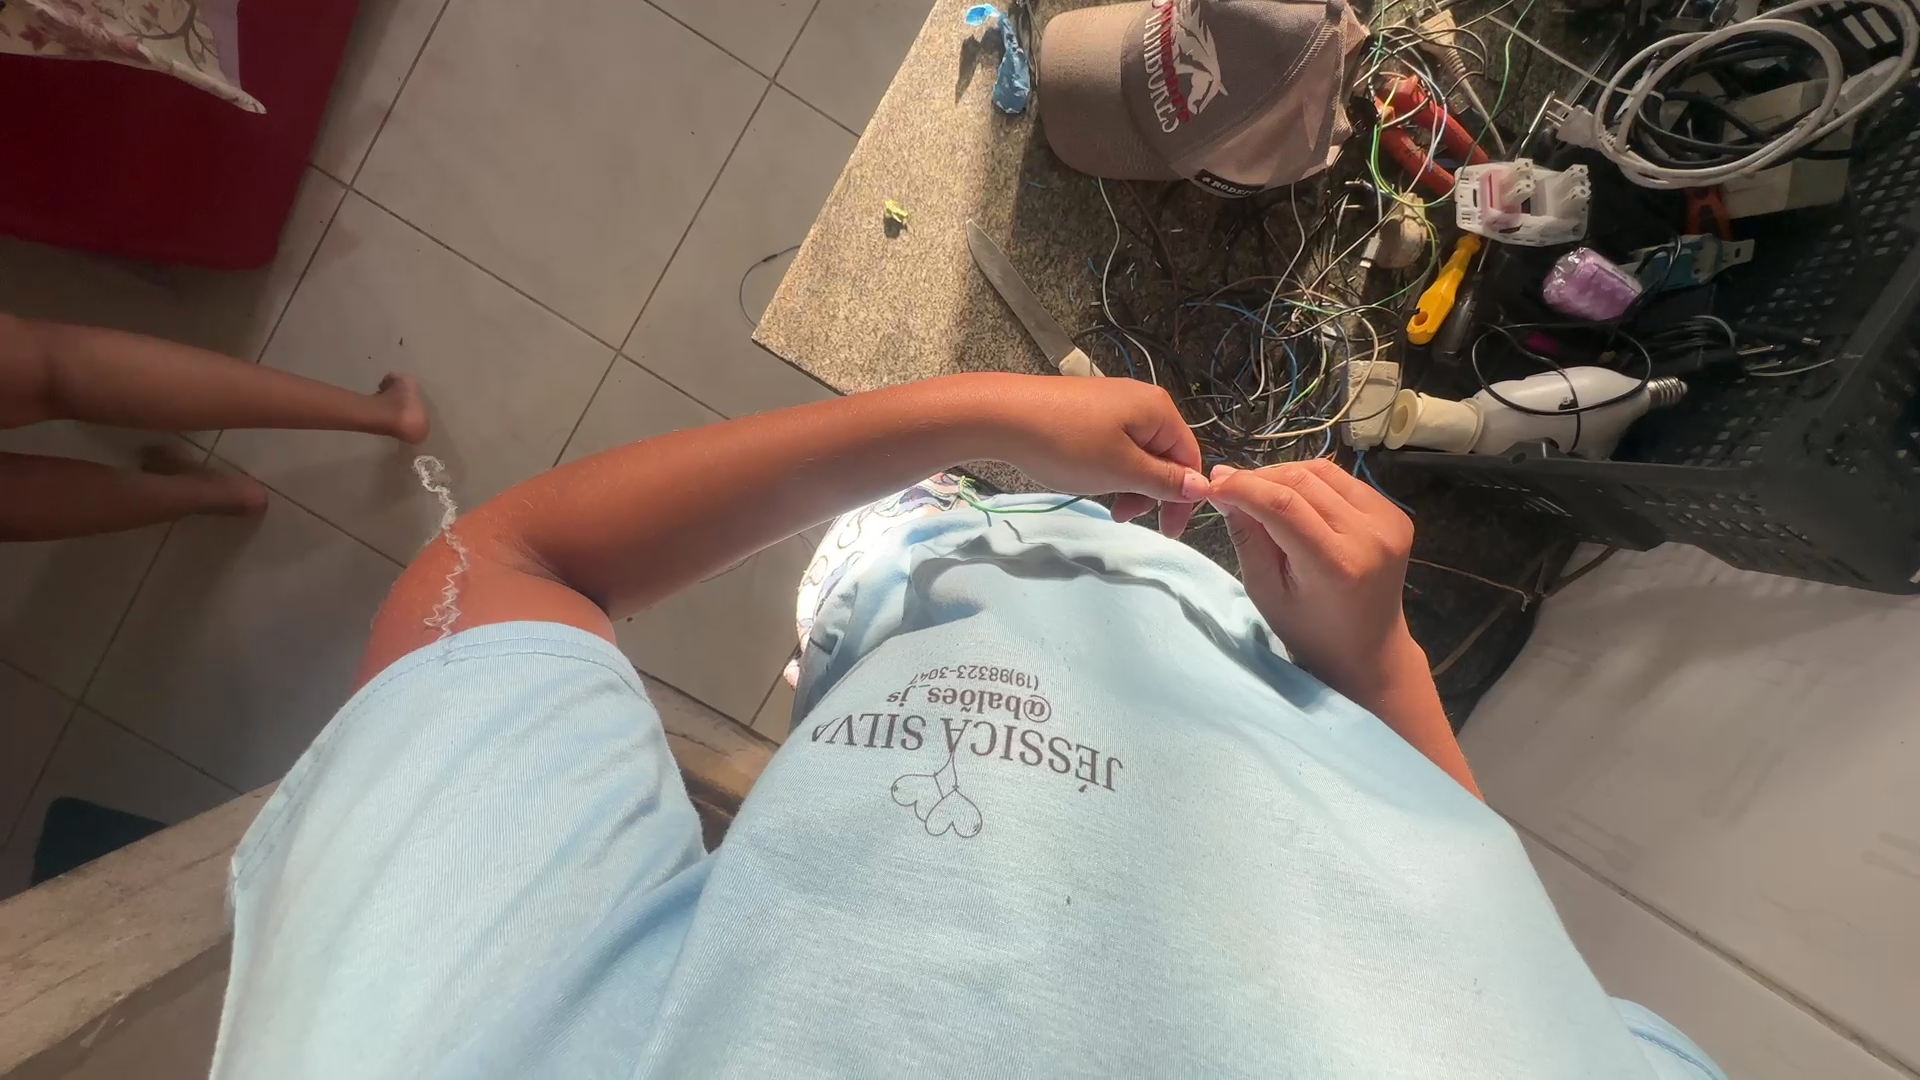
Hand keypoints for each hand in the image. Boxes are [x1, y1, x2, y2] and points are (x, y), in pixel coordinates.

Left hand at [980, 375, 1209, 535]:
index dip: (1182, 499)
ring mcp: (1112, 404)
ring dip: (1128, 484)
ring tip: (1104, 502)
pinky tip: (1088, 479)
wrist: (1004, 415)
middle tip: (1122, 516)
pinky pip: (1113, 445)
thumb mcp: (1122, 470)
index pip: (1189, 460)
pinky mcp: (1086, 410)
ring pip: (1136, 453)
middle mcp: (1141, 401)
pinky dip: (1108, 469)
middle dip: (1150, 492)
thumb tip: (1201, 486)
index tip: (1166, 532)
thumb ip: (1164, 481)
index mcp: (1159, 411)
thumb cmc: (1068, 444)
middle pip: (1163, 456)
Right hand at [1205, 458, 1418, 698]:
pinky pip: (1341, 479)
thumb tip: (1222, 491)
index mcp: (1336, 563)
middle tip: (1225, 486)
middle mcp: (1369, 534)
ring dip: (1280, 474)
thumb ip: (1246, 537)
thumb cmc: (1309, 630)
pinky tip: (1289, 498)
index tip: (1211, 485)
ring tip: (1255, 491)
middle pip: (1301, 481)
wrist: (1369, 650)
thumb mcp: (1265, 590)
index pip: (1282, 505)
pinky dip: (1307, 481)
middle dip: (1256, 478)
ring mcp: (1388, 519)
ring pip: (1321, 471)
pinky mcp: (1393, 512)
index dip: (1242, 487)